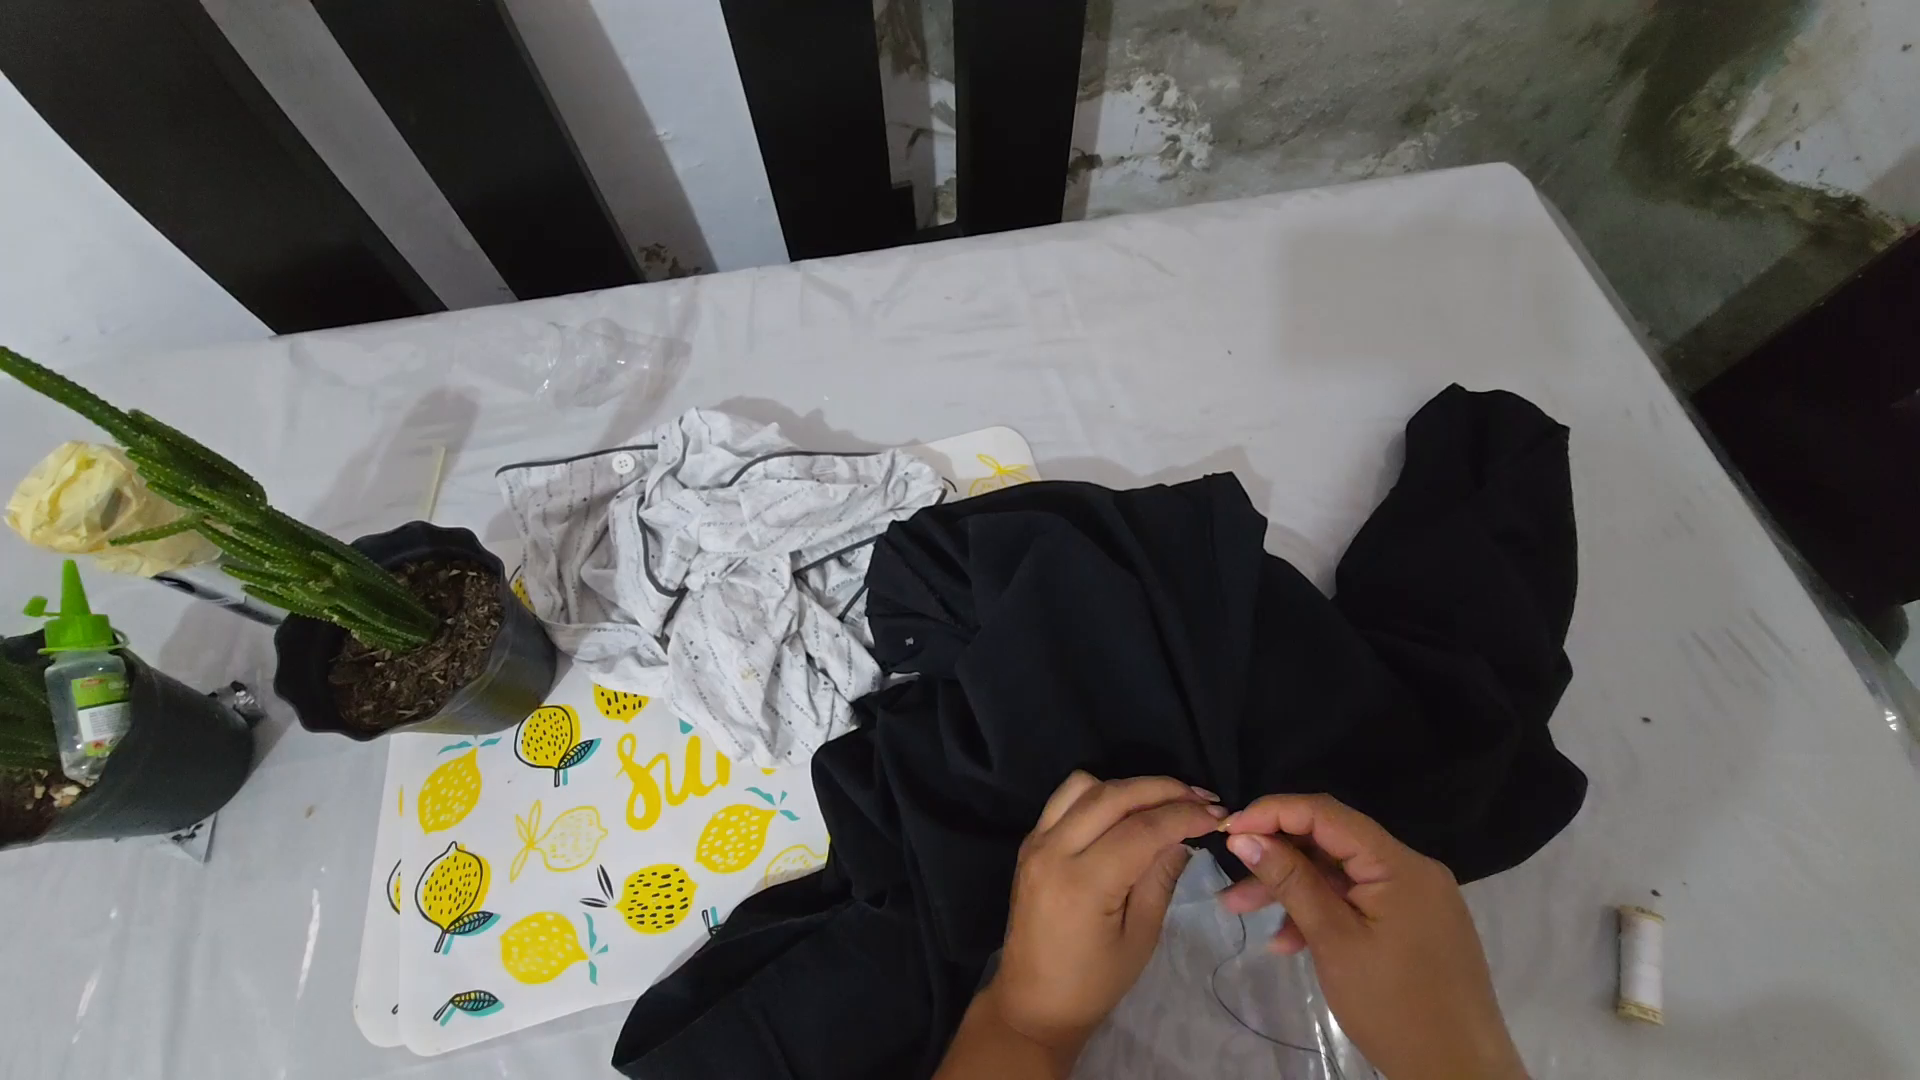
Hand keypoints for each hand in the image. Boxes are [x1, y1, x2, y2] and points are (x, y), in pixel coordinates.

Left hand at [943, 772, 1223, 1076]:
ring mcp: (1036, 841)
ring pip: (1083, 785)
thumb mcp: (1140, 938)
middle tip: (1200, 796)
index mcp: (1082, 883)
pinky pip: (1064, 799)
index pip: (1141, 830)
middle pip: (1112, 795)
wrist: (1033, 1000)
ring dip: (1128, 786)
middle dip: (1161, 789)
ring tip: (1165, 801)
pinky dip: (1098, 793)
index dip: (1182, 816)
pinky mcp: (1030, 841)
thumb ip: (1159, 879)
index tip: (1217, 814)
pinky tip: (1125, 811)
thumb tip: (1182, 836)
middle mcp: (1053, 851)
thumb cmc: (1093, 982)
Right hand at [1218, 794, 1526, 1079]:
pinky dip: (1318, 912)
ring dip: (1289, 888)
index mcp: (1399, 864)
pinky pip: (1353, 899)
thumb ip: (1289, 880)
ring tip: (1238, 910)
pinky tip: (1287, 942)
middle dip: (1275, 857)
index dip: (1272, 813)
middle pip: (1328, 842)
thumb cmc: (1395, 1007)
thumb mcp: (1333, 940)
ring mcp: (1411, 897)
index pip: (1325, 813)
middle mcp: (1409, 869)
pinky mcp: (1408, 922)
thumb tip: (1243, 835)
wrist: (1462, 1079)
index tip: (1229, 829)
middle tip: (1230, 875)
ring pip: (1335, 873)